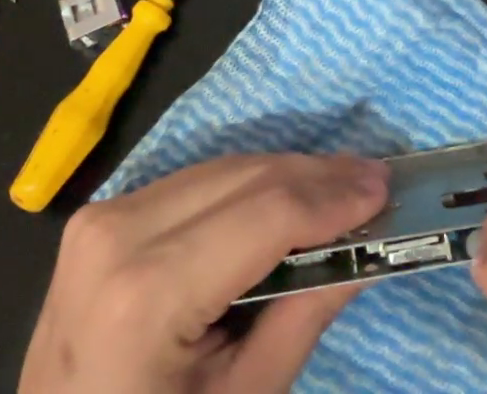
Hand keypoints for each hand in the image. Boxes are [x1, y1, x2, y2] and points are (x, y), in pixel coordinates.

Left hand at [19, 153, 389, 392]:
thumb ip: (304, 316)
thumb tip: (366, 251)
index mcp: (148, 291)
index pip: (265, 214)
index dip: (331, 197)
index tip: (385, 190)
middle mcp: (118, 232)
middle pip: (243, 178)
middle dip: (318, 177)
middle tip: (376, 181)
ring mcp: (102, 216)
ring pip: (220, 169)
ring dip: (287, 174)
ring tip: (342, 185)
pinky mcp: (100, 214)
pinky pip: (191, 182)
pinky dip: (246, 184)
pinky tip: (285, 194)